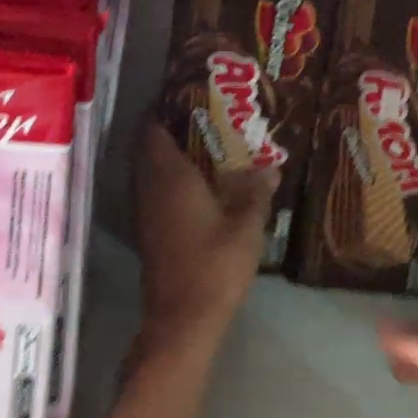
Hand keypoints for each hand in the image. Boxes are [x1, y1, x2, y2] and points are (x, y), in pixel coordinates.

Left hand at [134, 125, 278, 330]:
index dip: (164, 108)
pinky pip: (156, 192)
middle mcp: (150, 188)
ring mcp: (146, 212)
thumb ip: (257, 192)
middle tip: (205, 118)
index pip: (153, 128)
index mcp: (170, 176)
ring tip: (207, 147)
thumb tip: (271, 167)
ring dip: (171, 157)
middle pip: (150, 147)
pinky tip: (200, 186)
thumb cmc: (214, 265)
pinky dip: (171, 181)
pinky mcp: (149, 233)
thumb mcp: (247, 227)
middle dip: (172, 130)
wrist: (182, 322)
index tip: (188, 95)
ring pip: (151, 171)